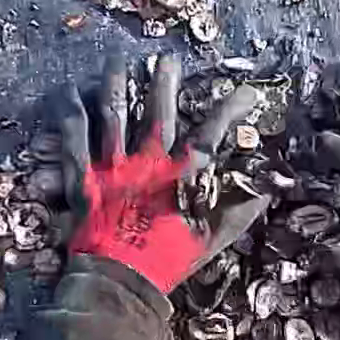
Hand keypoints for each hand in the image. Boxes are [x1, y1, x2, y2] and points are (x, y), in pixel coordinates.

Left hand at [57, 54, 270, 294]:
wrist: (121, 280)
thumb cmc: (168, 259)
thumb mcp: (212, 240)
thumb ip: (239, 211)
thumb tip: (268, 187)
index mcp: (180, 175)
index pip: (211, 133)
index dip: (231, 109)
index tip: (249, 92)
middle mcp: (148, 162)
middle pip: (158, 112)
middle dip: (164, 82)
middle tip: (166, 59)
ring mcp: (114, 166)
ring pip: (115, 115)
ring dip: (117, 85)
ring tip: (119, 61)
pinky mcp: (84, 176)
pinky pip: (75, 137)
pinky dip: (72, 113)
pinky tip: (70, 91)